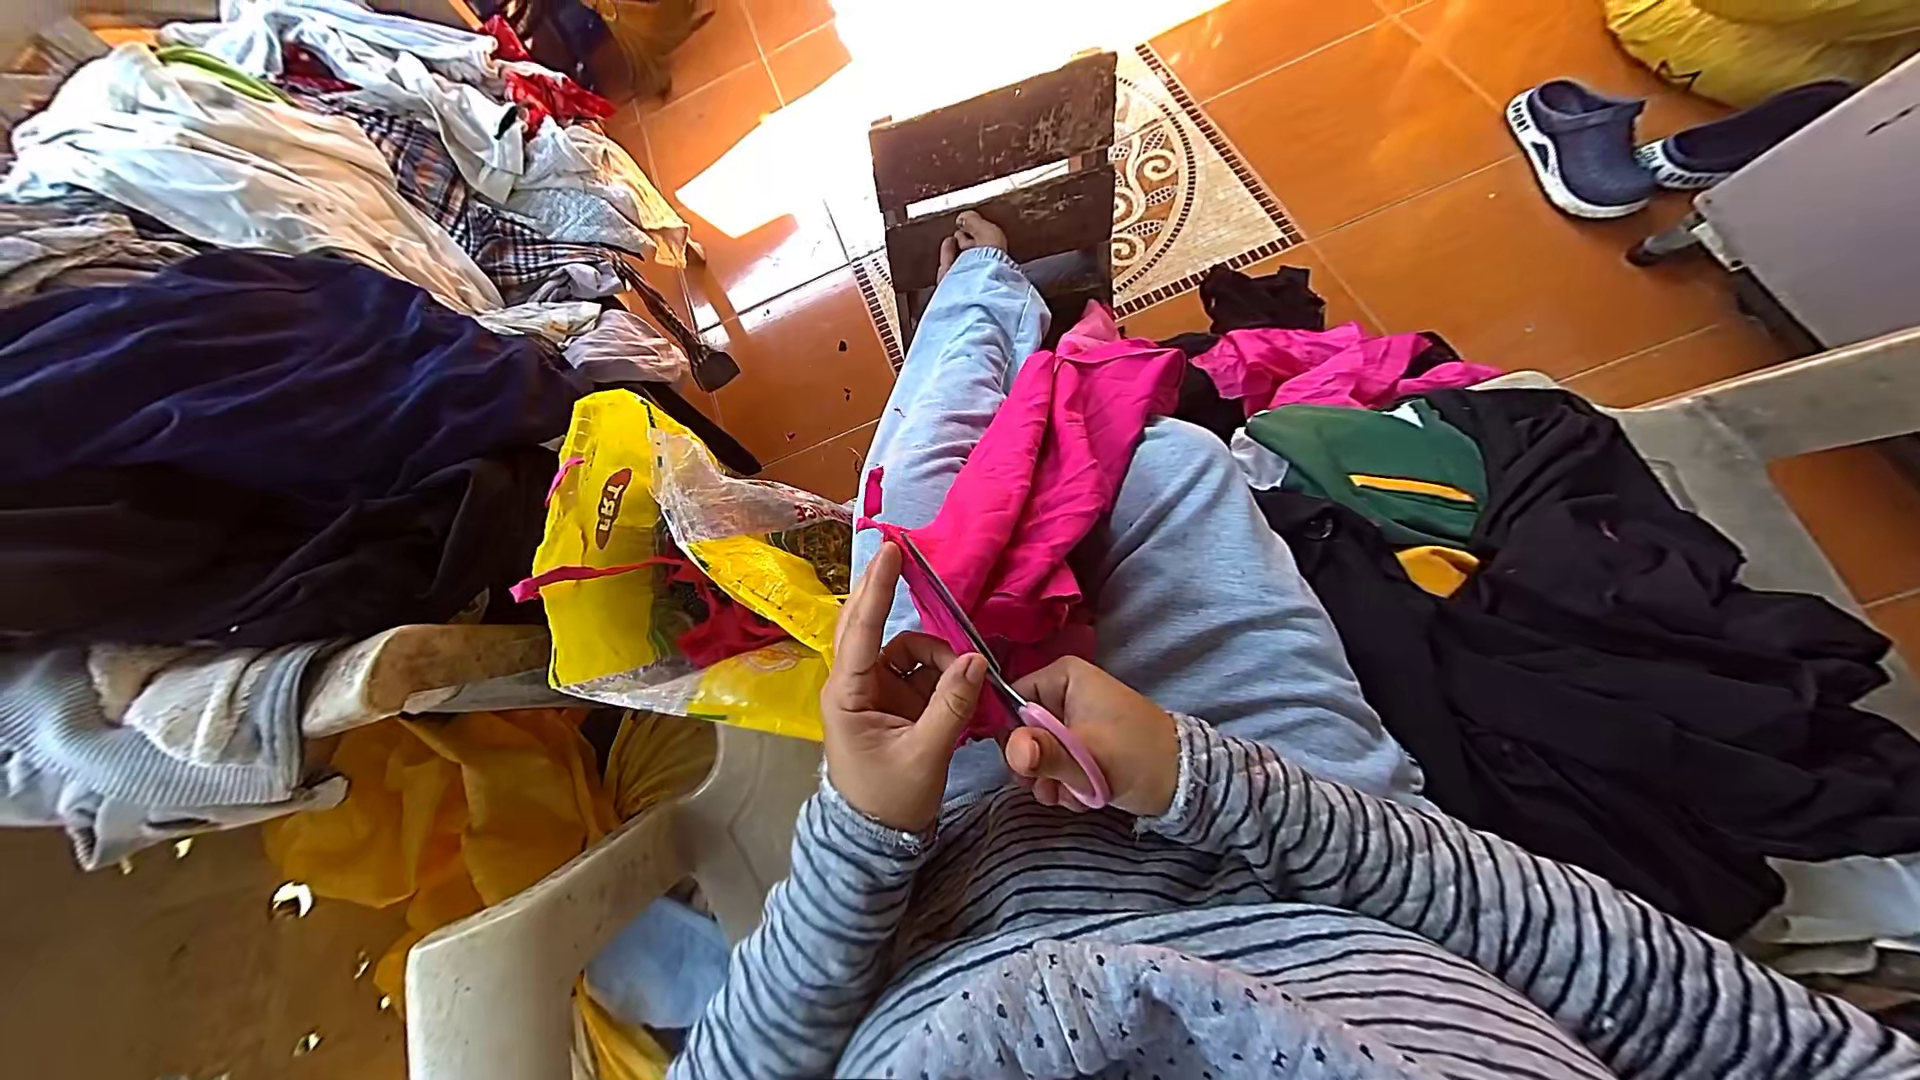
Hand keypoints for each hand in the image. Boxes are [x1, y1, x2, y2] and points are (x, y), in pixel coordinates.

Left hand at [822, 542, 987, 832]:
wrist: (879, 840)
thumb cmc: (889, 800)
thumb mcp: (925, 755)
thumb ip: (952, 705)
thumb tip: (977, 659)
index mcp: (847, 694)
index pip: (860, 631)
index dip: (877, 589)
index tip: (890, 550)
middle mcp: (856, 683)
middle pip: (868, 625)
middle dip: (887, 595)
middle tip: (907, 561)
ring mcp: (876, 688)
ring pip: (906, 646)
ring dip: (937, 653)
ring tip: (965, 680)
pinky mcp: (895, 697)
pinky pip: (920, 666)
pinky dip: (943, 669)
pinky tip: (961, 686)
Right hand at [1005, 657, 1177, 816]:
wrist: (1187, 783)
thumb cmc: (1137, 757)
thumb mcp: (1089, 757)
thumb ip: (1047, 753)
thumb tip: (1013, 752)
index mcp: (1064, 676)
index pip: (1012, 700)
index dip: (1012, 735)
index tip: (1023, 766)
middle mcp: (1066, 690)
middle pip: (1024, 729)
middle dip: (1035, 765)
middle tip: (1050, 788)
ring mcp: (1075, 716)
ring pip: (1040, 750)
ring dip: (1050, 779)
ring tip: (1071, 795)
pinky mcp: (1085, 741)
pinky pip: (1058, 761)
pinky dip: (1065, 782)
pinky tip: (1081, 797)